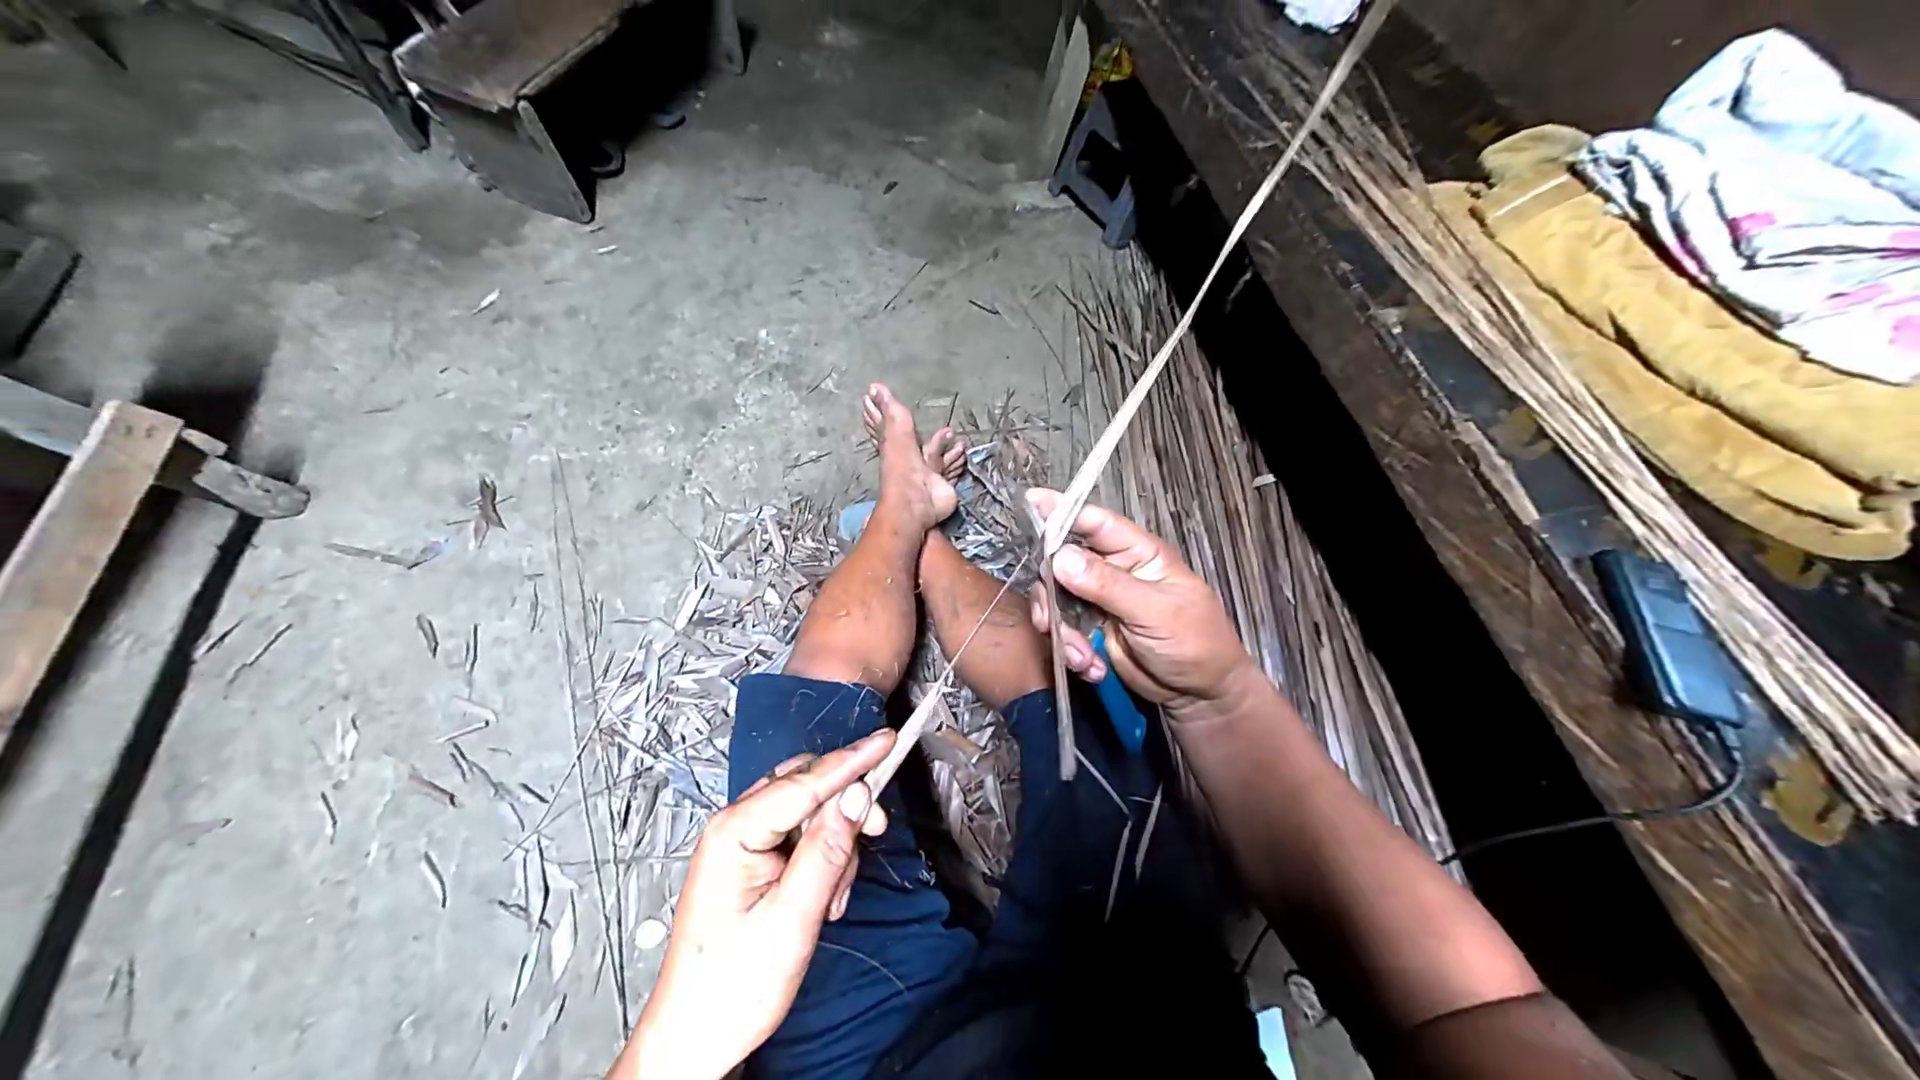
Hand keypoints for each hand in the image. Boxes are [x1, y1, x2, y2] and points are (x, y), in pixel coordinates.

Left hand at [609, 730, 894, 1079]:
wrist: (696, 1036)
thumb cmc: (732, 987)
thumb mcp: (791, 919)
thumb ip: (827, 851)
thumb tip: (857, 796)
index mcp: (734, 832)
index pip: (805, 781)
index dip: (852, 760)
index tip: (886, 741)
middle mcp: (734, 827)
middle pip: (806, 788)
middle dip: (844, 809)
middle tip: (875, 831)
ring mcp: (741, 843)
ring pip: (808, 812)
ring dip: (834, 844)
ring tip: (833, 896)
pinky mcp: (751, 860)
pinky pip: (800, 836)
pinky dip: (822, 857)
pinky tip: (823, 895)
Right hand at [1026, 488, 1259, 716]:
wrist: (1199, 696)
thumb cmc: (1195, 643)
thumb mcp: (1157, 612)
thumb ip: (1109, 585)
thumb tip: (1061, 556)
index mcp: (1137, 553)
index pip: (1095, 522)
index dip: (1062, 510)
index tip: (1031, 502)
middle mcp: (1113, 570)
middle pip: (1062, 561)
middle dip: (1052, 592)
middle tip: (1050, 619)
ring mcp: (1098, 600)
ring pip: (1056, 599)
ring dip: (1060, 629)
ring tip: (1080, 657)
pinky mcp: (1090, 629)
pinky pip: (1062, 629)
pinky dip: (1069, 650)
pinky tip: (1091, 667)